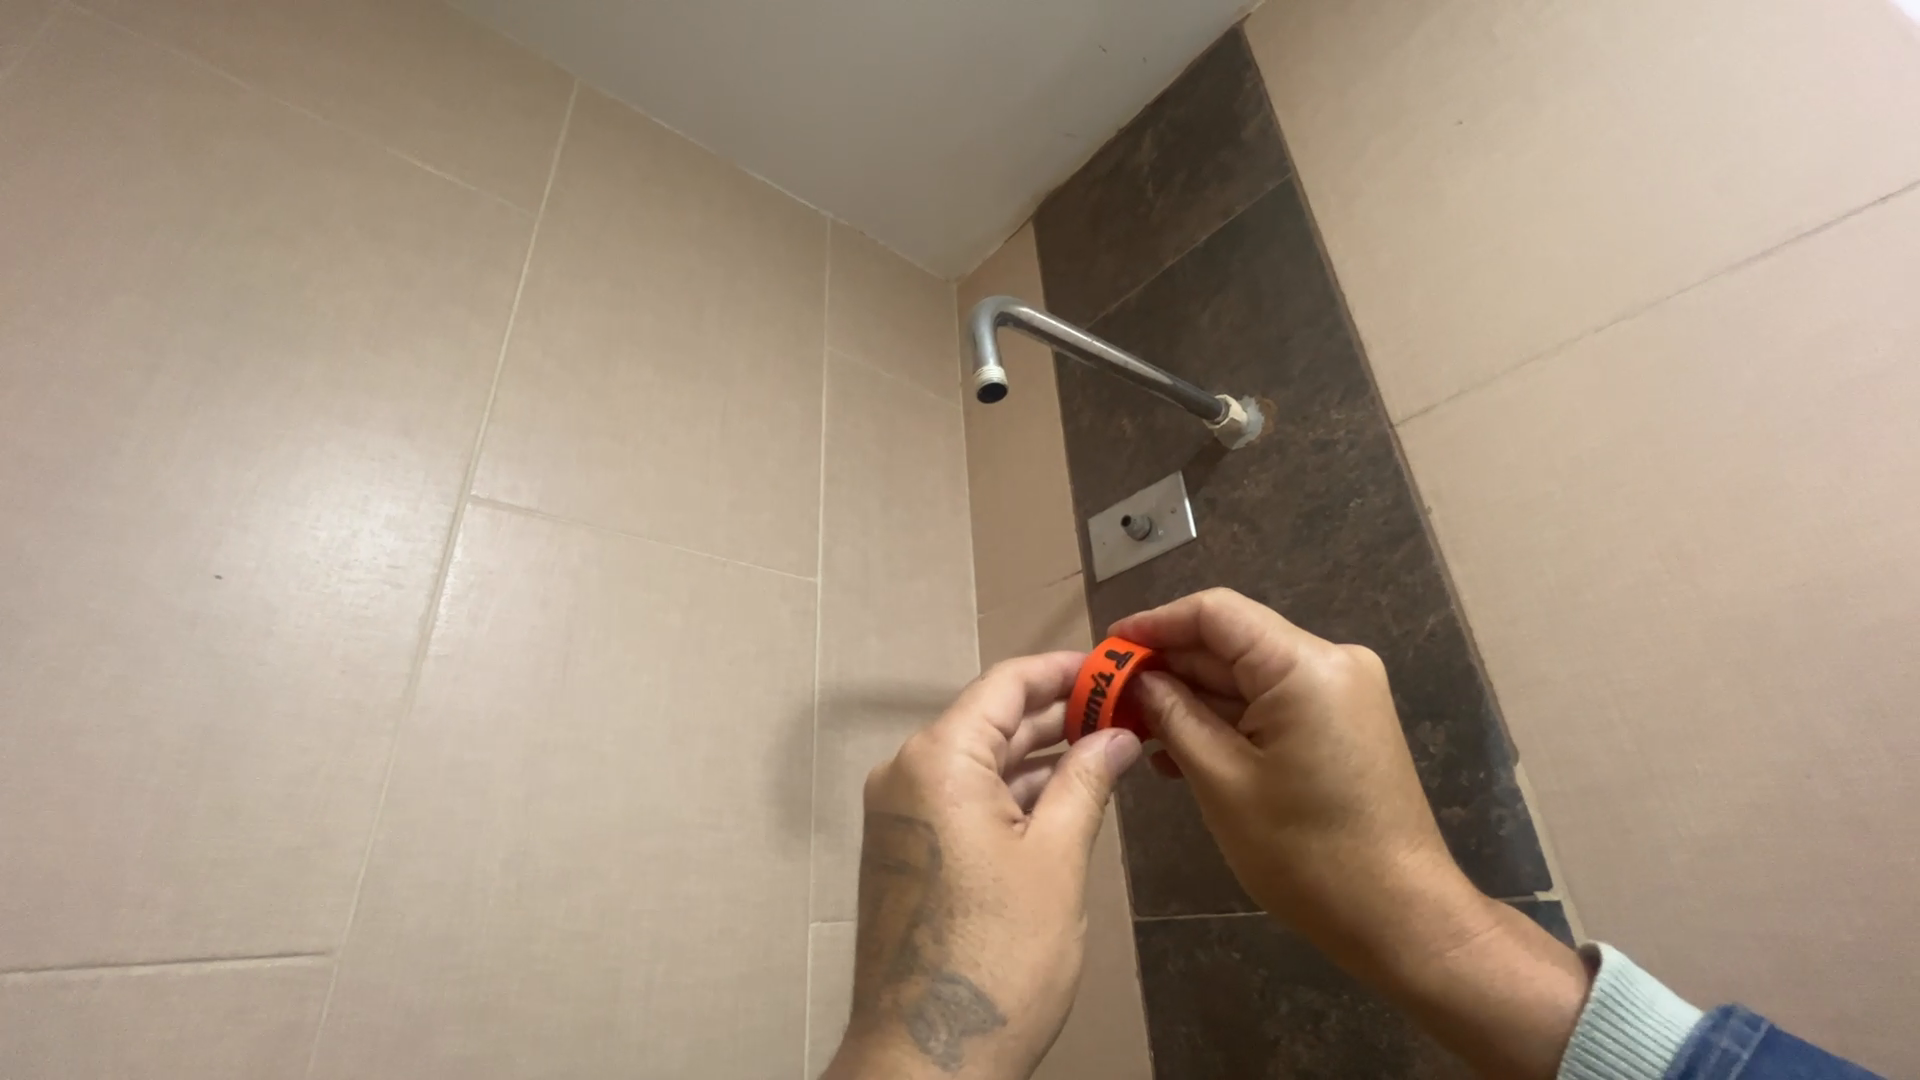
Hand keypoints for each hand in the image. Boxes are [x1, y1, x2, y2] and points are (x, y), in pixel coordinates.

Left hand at [825, 653, 1142, 1079]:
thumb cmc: (998, 954)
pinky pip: (966, 797)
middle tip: (1122, 707)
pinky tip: (1064, 791)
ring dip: (1039, 754)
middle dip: (1057, 714)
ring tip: (1105, 743)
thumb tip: (1118, 733)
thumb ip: (1086, 780)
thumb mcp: (1056, 858)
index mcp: (937, 759)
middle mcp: (907, 772)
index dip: (1060, 670)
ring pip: (981, 761)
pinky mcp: (909, 845)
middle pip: (991, 720)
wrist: (925, 1058)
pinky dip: (1013, 792)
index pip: (1004, 685)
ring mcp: (902, 810)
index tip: (1109, 666)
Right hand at [1113, 589, 1587, 1079]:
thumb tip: (1135, 679)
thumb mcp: (1220, 780)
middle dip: (1168, 666)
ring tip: (1135, 727)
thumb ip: (1171, 714)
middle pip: (1229, 642)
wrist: (1401, 920)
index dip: (1155, 623)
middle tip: (1111, 693)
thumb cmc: (1305, 854)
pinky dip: (1224, 718)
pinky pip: (1268, 701)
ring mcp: (1339, 691)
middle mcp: (1329, 662)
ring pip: (1244, 674)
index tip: (1108, 648)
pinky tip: (1179, 749)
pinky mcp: (1339, 720)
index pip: (1215, 613)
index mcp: (1304, 666)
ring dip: (1191, 697)